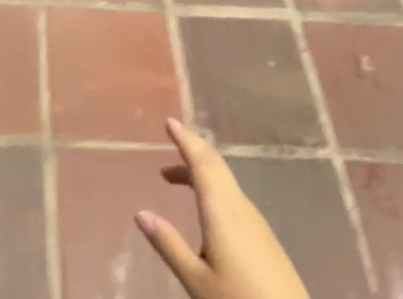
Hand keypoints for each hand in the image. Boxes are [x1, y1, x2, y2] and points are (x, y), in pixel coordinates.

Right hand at [135, 119, 310, 298]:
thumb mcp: (196, 280)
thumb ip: (168, 244)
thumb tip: (140, 213)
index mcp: (221, 211)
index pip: (202, 163)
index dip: (186, 140)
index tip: (170, 122)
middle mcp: (239, 207)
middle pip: (215, 165)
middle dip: (192, 148)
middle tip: (170, 138)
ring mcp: (255, 220)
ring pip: (224, 180)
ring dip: (199, 170)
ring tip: (173, 178)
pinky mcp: (263, 234)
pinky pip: (232, 195)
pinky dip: (212, 186)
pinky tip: (204, 207)